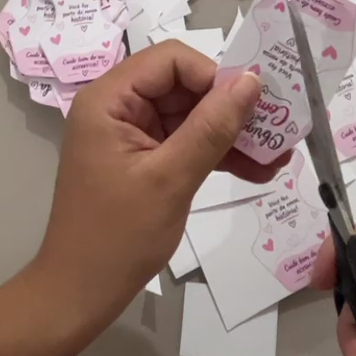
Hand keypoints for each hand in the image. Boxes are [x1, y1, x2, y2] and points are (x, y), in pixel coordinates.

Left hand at [30, 41, 287, 330]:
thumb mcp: (171, 179)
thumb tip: (251, 81)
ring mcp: (129, 132)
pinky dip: (214, 153)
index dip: (213, 76)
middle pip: (182, 85)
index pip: (170, 60)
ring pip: (188, 114)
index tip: (250, 106)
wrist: (79, 295)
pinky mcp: (141, 157)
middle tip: (274, 130)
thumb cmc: (117, 236)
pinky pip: (183, 140)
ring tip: (276, 156)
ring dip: (229, 134)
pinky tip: (254, 170)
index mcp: (109, 98)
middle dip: (228, 107)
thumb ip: (211, 128)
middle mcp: (116, 105)